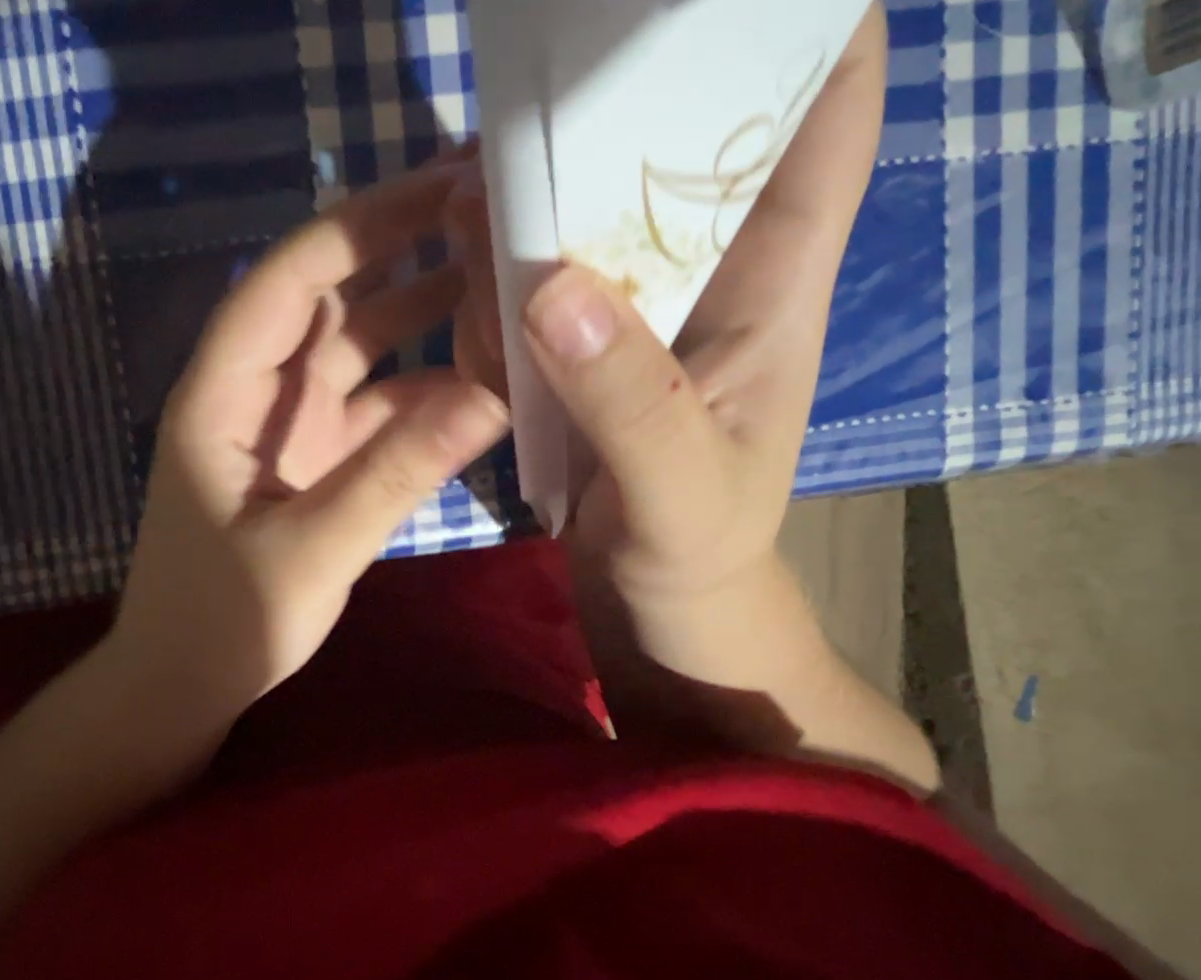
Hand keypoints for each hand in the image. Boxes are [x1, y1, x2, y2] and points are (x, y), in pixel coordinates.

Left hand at [109, 150, 507, 716]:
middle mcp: (256, 394)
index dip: (364, 225)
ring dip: (425, 319)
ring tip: (513, 283)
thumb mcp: (310, 552)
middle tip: (498, 211)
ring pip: (361, 351)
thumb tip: (492, 389)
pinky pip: (376, 409)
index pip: (289, 280)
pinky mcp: (315, 464)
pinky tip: (489, 381)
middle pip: (331, 301)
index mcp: (224, 395)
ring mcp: (289, 428)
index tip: (448, 184)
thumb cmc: (222, 623)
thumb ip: (394, 473)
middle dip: (405, 253)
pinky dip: (426, 393)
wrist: (183, 685)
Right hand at [449, 4, 888, 692]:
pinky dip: (493, 297)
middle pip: (673, 167)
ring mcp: (631, 328)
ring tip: (464, 217)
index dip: (812, 58)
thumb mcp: (677, 490)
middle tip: (518, 124)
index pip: (816, 149)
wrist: (659, 618)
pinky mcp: (577, 363)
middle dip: (607, 130)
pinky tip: (472, 329)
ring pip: (583, 230)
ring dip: (521, 219)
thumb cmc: (698, 560)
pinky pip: (530, 298)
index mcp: (765, 299)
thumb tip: (551, 284)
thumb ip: (629, 397)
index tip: (757, 3)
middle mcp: (698, 292)